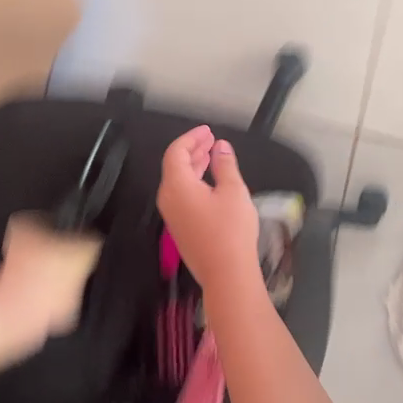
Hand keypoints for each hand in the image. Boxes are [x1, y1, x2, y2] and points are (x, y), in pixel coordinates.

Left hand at [158, 127, 260, 289]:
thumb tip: (221, 148)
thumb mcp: (233, 191)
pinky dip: (194, 182)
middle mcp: (168, 198)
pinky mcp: (180, 227)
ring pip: (177, 182)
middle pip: (174, 166)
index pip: (176, 152)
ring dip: (193, 166)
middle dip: (192, 150)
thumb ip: (225, 165)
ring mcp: (172, 215)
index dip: (191, 138)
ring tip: (211, 157)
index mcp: (177, 185)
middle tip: (210, 140)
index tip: (208, 131)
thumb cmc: (231, 230)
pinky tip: (210, 183)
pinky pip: (181, 196)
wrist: (225, 272)